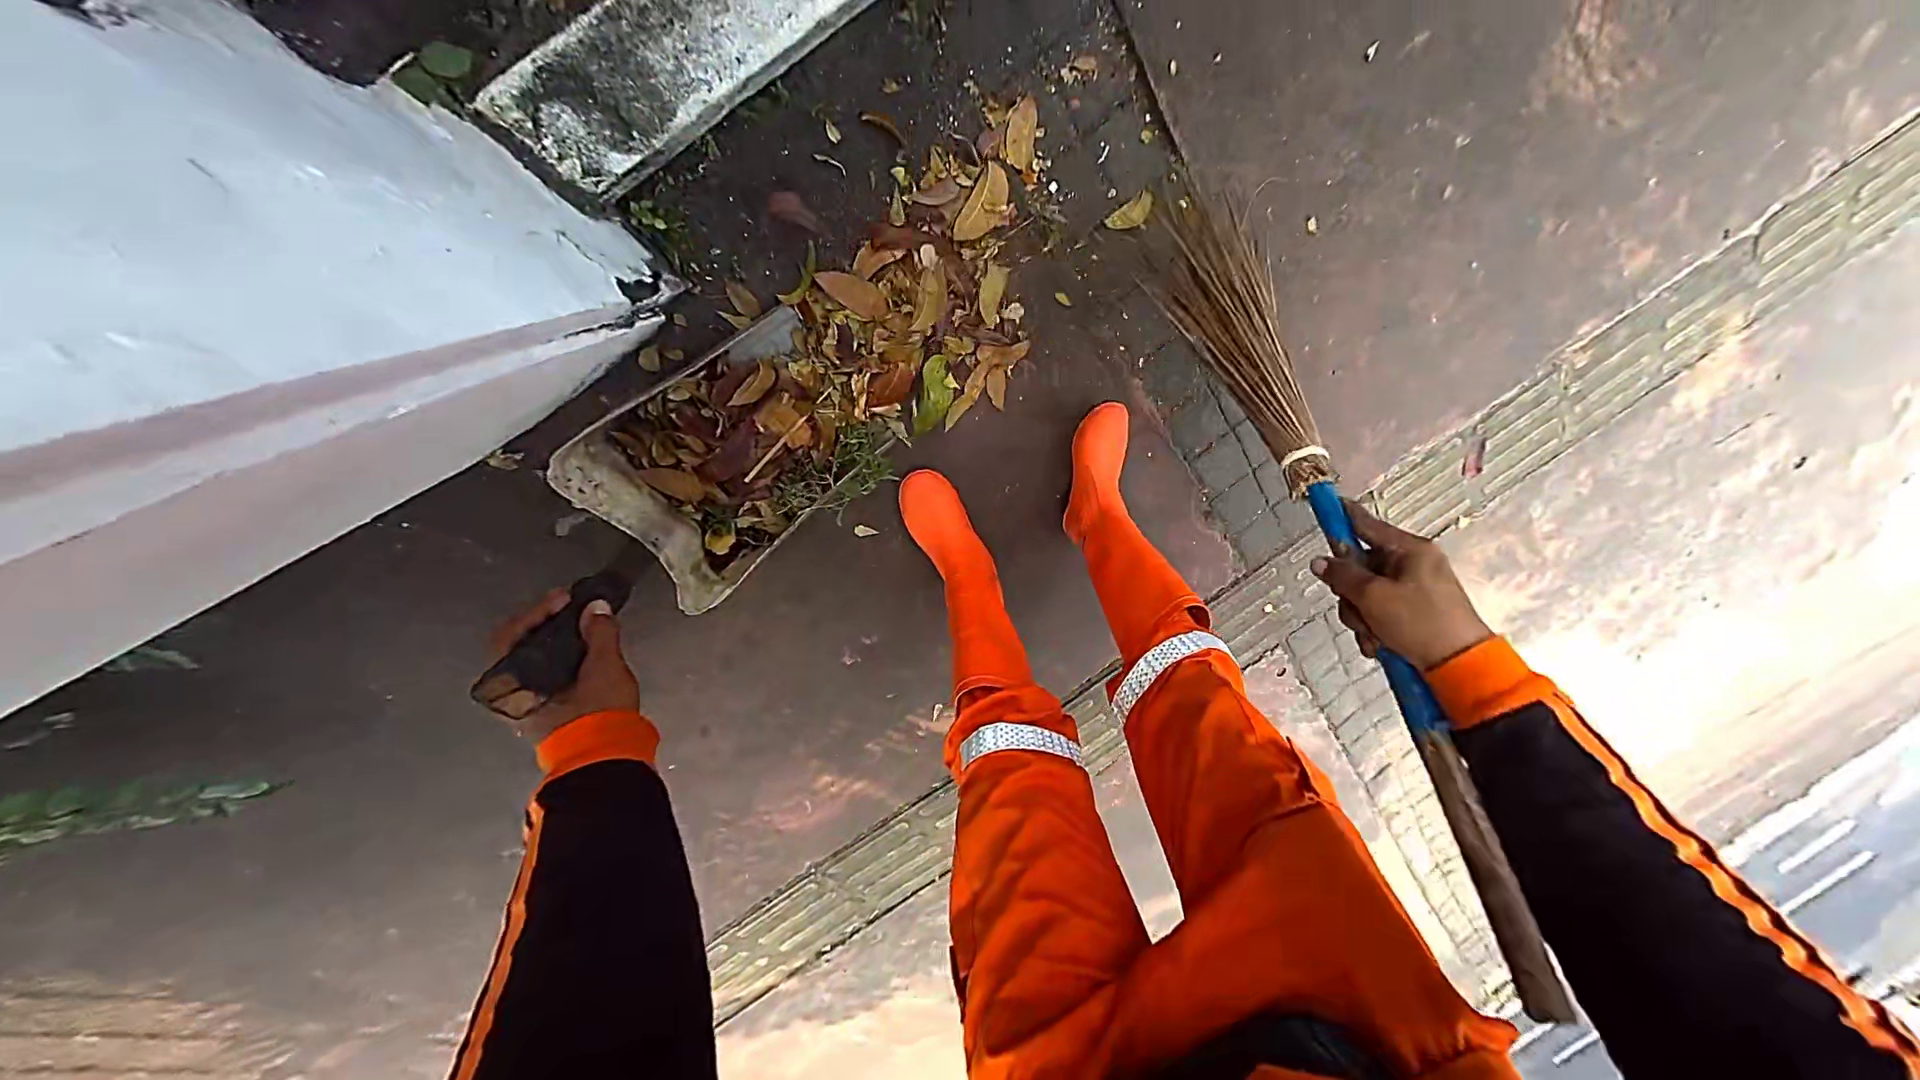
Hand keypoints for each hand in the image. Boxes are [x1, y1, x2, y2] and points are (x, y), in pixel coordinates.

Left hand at [486, 588, 639, 743]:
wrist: (607, 757)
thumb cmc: (599, 714)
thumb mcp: (604, 667)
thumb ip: (599, 633)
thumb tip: (595, 606)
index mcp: (513, 683)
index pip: (511, 633)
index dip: (538, 610)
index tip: (567, 598)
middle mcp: (512, 694)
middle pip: (520, 645)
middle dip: (546, 622)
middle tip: (572, 607)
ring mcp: (528, 704)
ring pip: (533, 659)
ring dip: (556, 639)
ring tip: (582, 624)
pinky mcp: (548, 710)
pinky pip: (546, 672)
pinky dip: (561, 655)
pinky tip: (583, 649)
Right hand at [1309, 501, 1493, 669]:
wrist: (1459, 666)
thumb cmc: (1422, 623)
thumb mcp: (1373, 596)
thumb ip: (1342, 575)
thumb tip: (1320, 562)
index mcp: (1410, 551)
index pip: (1367, 524)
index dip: (1342, 517)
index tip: (1326, 505)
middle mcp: (1411, 565)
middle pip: (1358, 566)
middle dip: (1350, 593)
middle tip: (1357, 607)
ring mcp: (1410, 588)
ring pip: (1362, 593)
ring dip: (1359, 615)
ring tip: (1372, 632)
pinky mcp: (1410, 610)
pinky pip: (1375, 611)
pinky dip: (1371, 628)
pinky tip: (1378, 643)